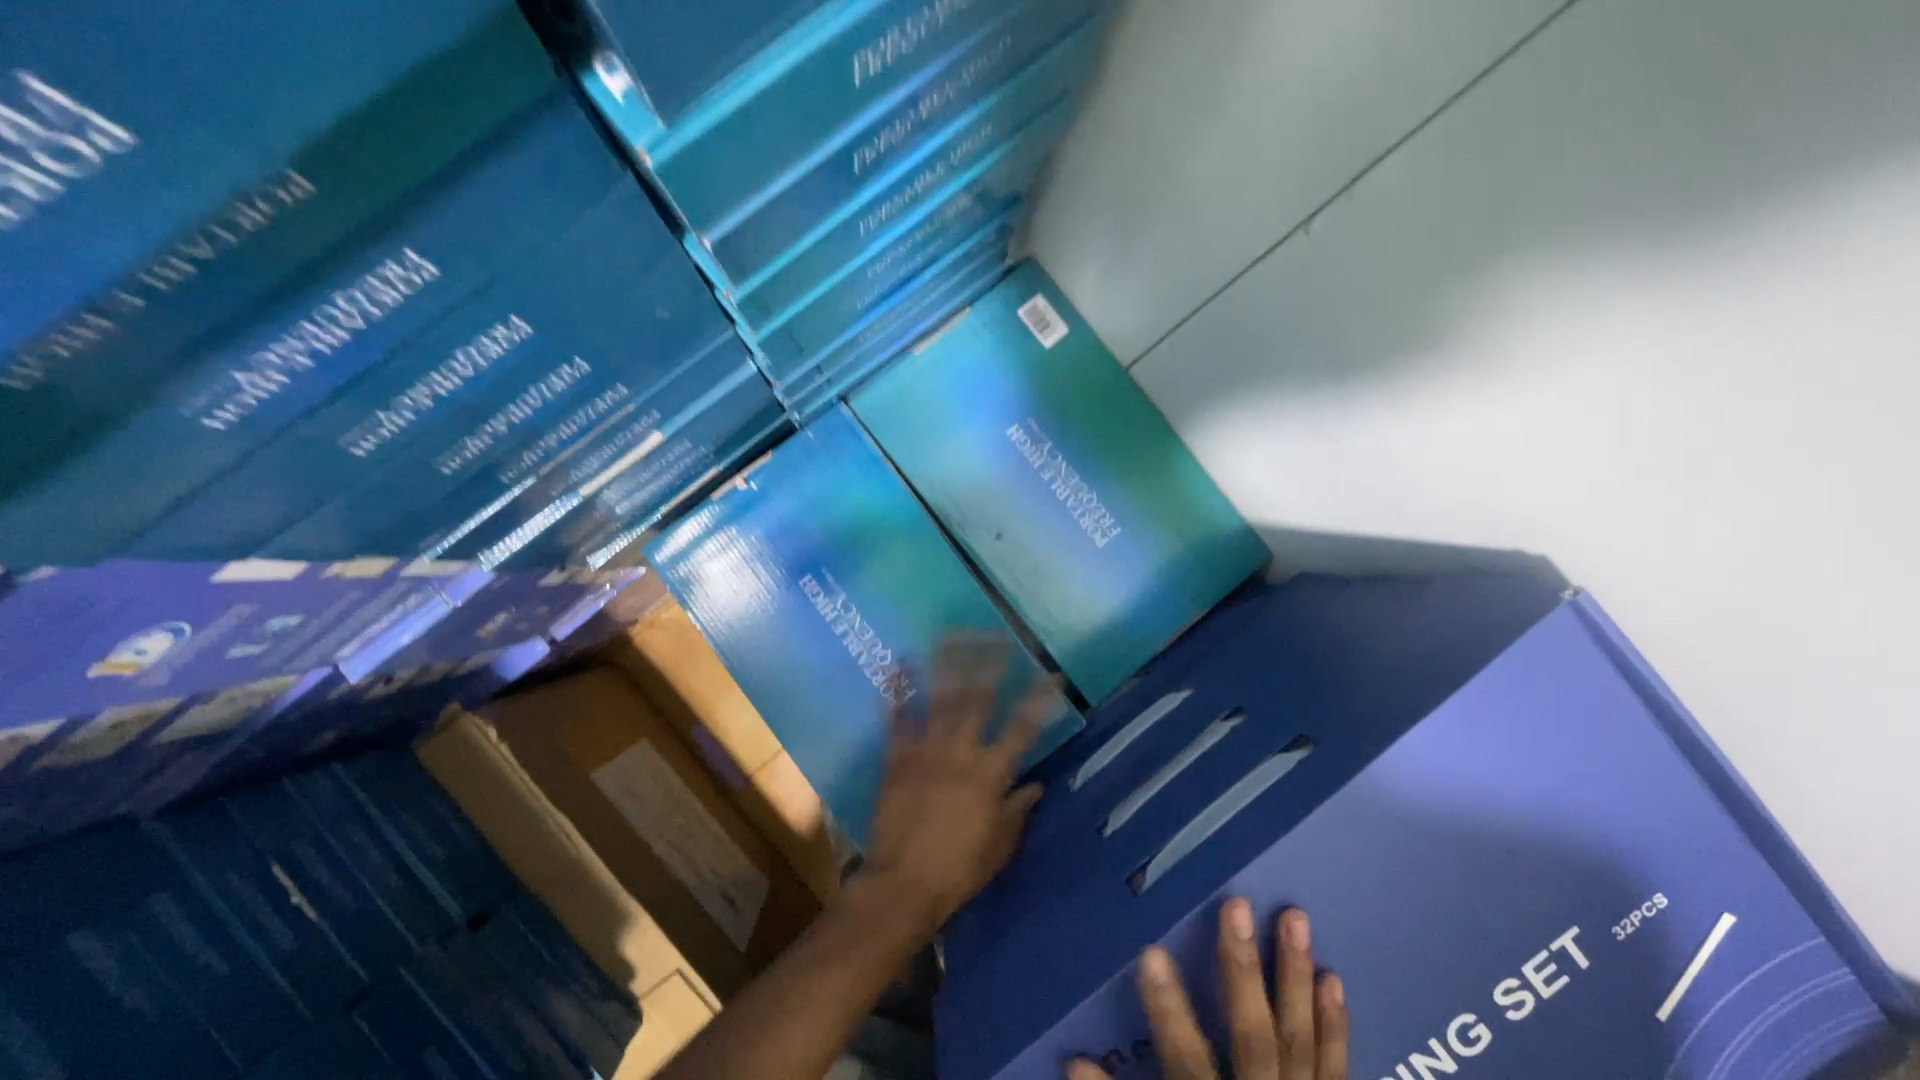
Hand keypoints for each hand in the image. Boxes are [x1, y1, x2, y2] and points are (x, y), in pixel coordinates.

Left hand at [857, 636, 1055, 930]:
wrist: (904, 883)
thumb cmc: (960, 869)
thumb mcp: (1000, 844)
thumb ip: (1018, 809)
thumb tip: (1036, 784)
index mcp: (991, 774)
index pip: (1023, 728)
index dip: (1039, 698)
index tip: (1051, 673)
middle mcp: (960, 752)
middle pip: (979, 700)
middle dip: (991, 665)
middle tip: (999, 636)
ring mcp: (925, 751)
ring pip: (939, 699)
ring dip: (947, 664)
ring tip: (953, 634)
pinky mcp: (896, 758)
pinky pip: (898, 718)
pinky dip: (898, 690)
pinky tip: (899, 662)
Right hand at [1068, 902, 1349, 1079]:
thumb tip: (1073, 1061)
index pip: (1186, 1063)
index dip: (1168, 1011)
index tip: (1151, 952)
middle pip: (1255, 1039)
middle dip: (1243, 970)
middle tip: (1238, 905)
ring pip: (1302, 1041)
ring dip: (1297, 978)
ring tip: (1296, 919)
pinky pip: (1336, 1069)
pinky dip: (1335, 1026)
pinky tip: (1333, 980)